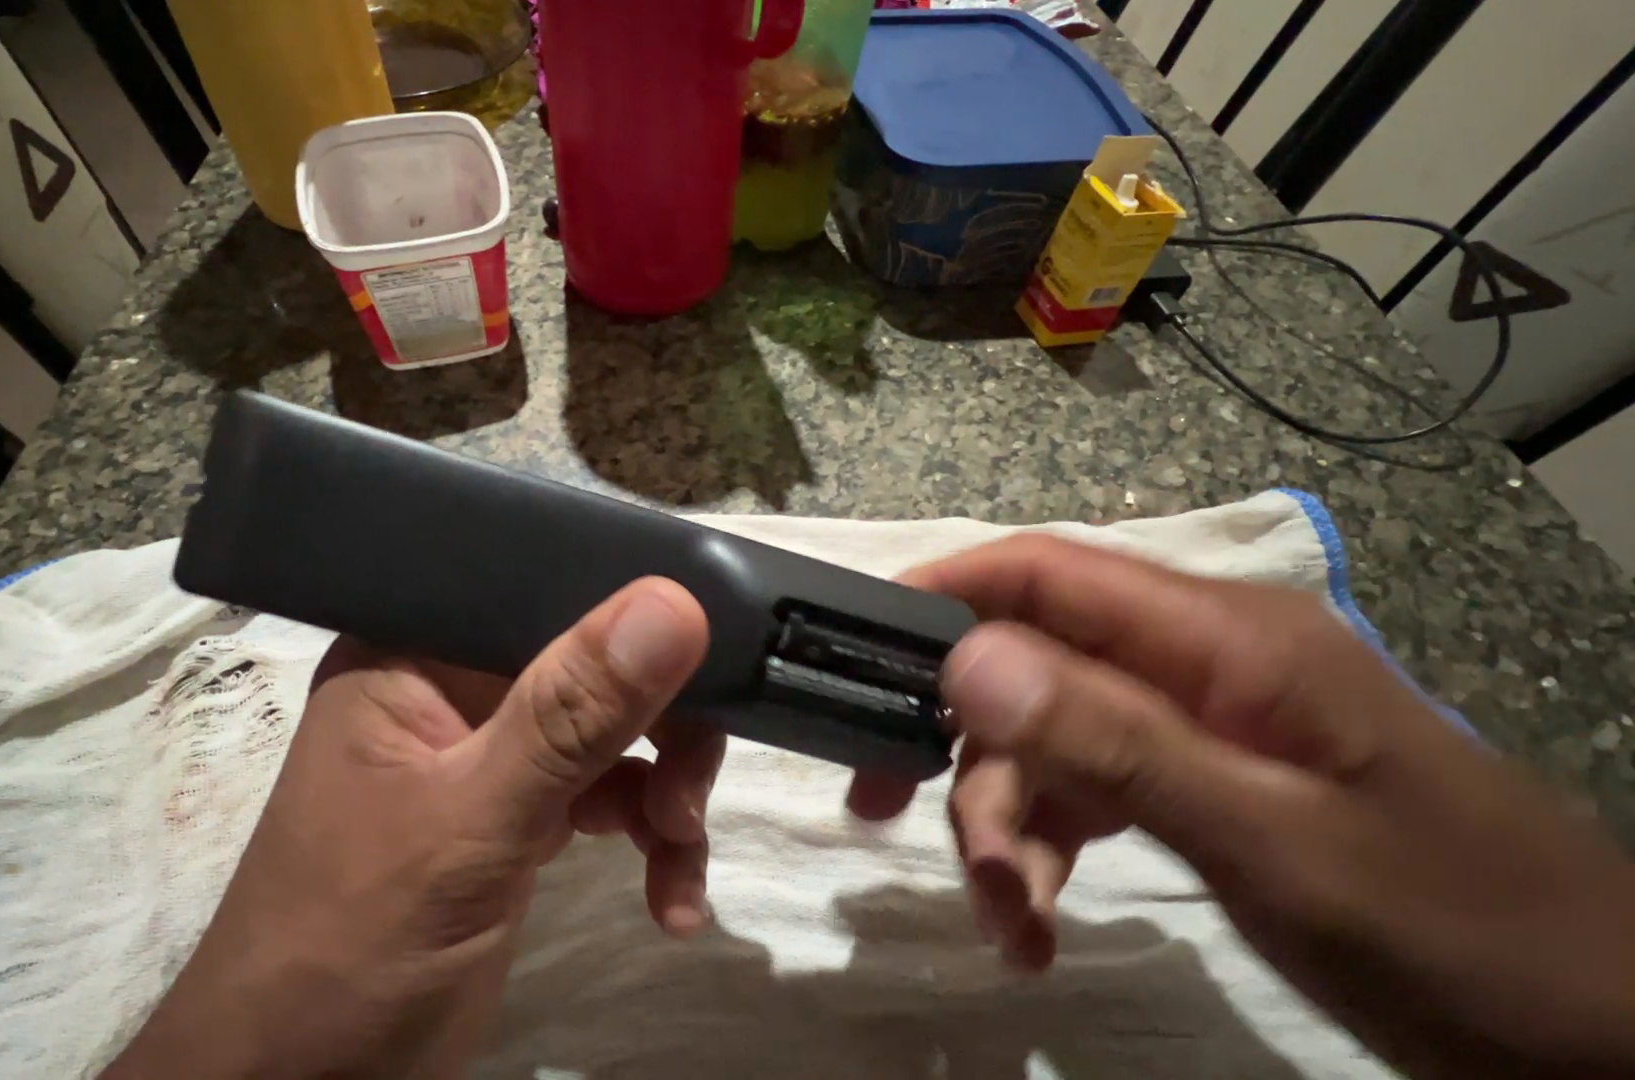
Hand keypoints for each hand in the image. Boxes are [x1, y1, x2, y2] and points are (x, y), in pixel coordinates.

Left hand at [103, 578, 713, 1079]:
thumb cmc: (356, 945)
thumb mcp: (472, 826)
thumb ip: (571, 718)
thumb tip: (673, 604)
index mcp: (416, 652)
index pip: (542, 591)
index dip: (630, 608)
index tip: (710, 654)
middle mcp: (455, 685)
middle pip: (594, 664)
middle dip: (660, 726)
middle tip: (693, 795)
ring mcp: (491, 750)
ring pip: (613, 731)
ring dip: (664, 792)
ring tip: (680, 855)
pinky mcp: (519, 809)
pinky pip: (607, 793)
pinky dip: (648, 836)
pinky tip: (670, 898)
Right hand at [862, 536, 1634, 1077]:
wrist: (1600, 1044)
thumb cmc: (1453, 930)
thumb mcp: (1271, 840)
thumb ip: (1115, 742)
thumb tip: (965, 658)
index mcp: (1219, 638)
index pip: (1044, 570)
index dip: (942, 589)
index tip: (854, 643)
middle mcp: (1191, 662)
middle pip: (1026, 669)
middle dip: (962, 749)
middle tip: (889, 815)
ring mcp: (1190, 721)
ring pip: (1042, 742)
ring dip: (1002, 823)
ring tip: (1008, 922)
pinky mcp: (1191, 778)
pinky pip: (1081, 793)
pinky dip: (1043, 852)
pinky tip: (1034, 925)